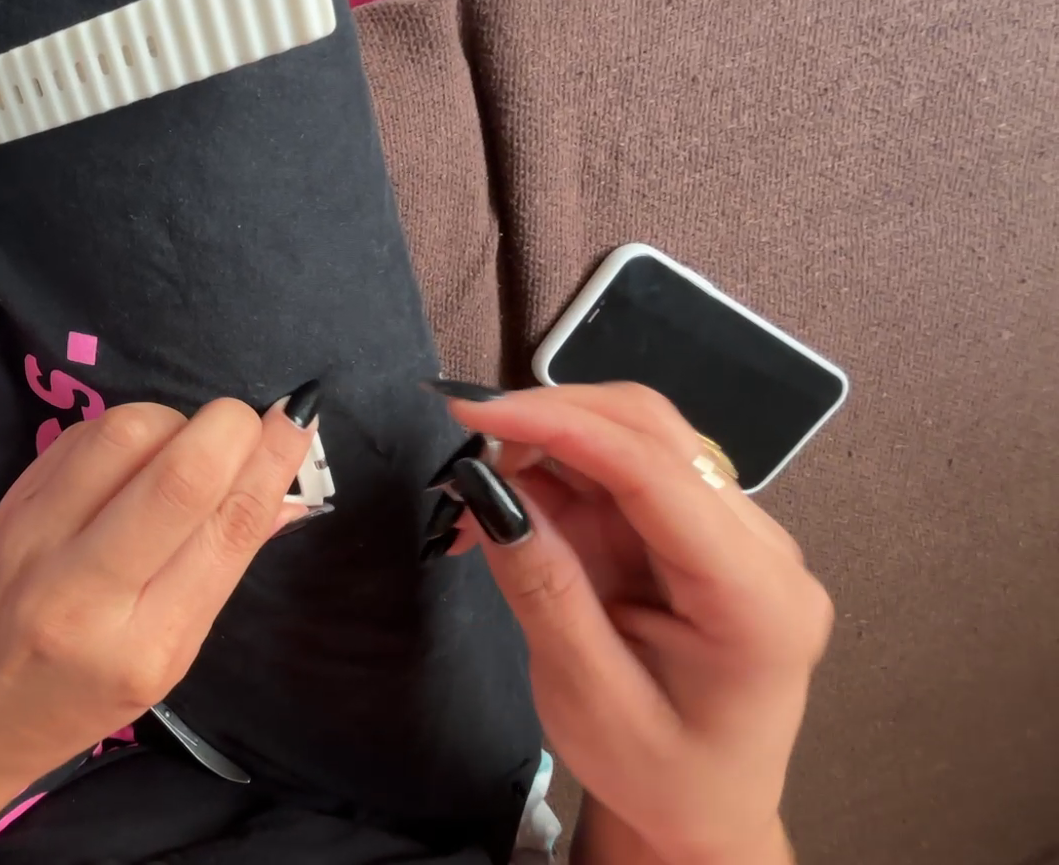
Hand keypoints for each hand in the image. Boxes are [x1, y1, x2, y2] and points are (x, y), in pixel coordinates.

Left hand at [0, 389, 318, 861]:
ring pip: (124, 434)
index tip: (294, 420)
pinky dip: (127, 426)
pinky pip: (81, 434)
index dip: (269, 463)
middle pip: (178, 475)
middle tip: (243, 422)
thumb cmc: (72, 703)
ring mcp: (36, 538)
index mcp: (145, 646)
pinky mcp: (8, 503)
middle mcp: (87, 589)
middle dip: (227, 428)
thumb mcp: (165, 662)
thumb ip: (217, 569)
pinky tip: (136, 449)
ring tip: (181, 444)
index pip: (224, 531)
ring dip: (172, 419)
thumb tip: (281, 493)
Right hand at [446, 384, 833, 864]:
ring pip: (624, 435)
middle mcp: (755, 545)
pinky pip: (608, 468)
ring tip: (474, 491)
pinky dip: (543, 468)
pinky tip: (502, 503)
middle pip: (649, 428)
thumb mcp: (585, 692)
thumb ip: (541, 586)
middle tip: (465, 440)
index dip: (556, 425)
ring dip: (538, 442)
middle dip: (547, 416)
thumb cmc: (654, 771)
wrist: (699, 809)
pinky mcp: (680, 528)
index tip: (466, 411)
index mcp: (754, 597)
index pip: (654, 471)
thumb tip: (485, 488)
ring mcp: (723, 530)